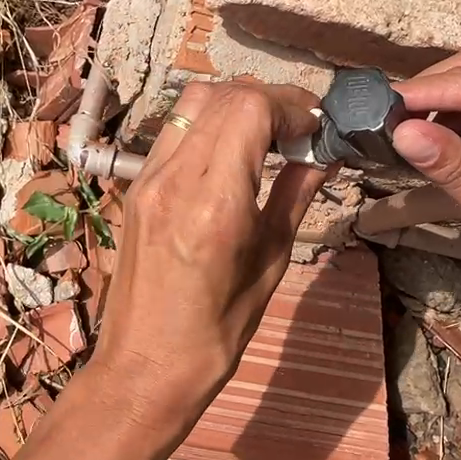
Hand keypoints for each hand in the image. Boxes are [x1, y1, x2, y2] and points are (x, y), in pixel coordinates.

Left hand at [87, 81, 324, 430]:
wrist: (146, 364)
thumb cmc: (219, 328)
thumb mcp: (271, 261)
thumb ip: (296, 195)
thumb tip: (323, 153)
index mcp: (215, 201)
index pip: (250, 109)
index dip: (289, 104)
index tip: (315, 124)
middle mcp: (176, 176)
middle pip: (223, 96)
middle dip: (269, 98)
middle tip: (299, 124)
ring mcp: (149, 176)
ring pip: (194, 102)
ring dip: (236, 100)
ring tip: (268, 127)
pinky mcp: (137, 182)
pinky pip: (175, 128)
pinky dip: (209, 119)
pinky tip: (232, 144)